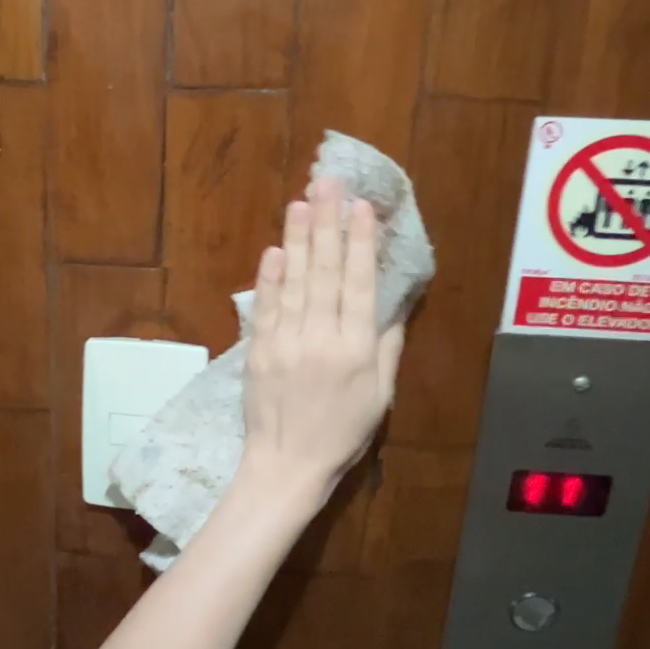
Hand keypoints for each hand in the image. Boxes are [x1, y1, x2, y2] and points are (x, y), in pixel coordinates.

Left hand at [240, 178, 405, 505]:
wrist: (287, 464)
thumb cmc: (341, 433)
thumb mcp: (380, 396)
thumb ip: (387, 348)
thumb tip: (391, 305)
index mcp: (357, 349)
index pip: (360, 284)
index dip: (360, 242)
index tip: (360, 207)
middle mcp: (321, 338)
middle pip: (325, 272)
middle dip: (326, 224)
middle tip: (327, 184)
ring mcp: (286, 342)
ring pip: (295, 281)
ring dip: (297, 239)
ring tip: (301, 202)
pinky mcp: (258, 350)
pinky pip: (265, 307)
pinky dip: (269, 277)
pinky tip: (274, 249)